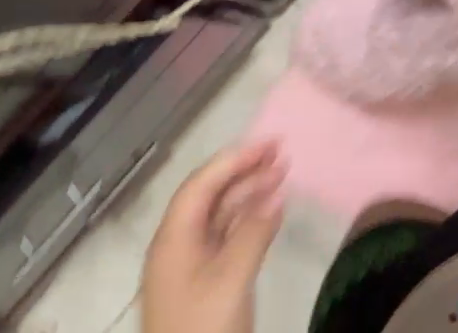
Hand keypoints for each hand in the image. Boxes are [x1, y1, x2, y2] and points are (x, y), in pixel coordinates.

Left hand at [141, 141, 286, 332]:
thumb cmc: (202, 330)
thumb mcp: (231, 280)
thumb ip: (253, 233)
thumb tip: (276, 195)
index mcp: (173, 239)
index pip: (202, 184)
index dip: (234, 160)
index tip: (269, 144)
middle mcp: (178, 245)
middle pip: (210, 196)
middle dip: (245, 171)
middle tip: (282, 153)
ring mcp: (189, 267)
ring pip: (220, 216)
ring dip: (250, 194)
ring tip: (283, 175)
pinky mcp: (203, 285)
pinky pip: (226, 239)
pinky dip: (249, 221)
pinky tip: (272, 213)